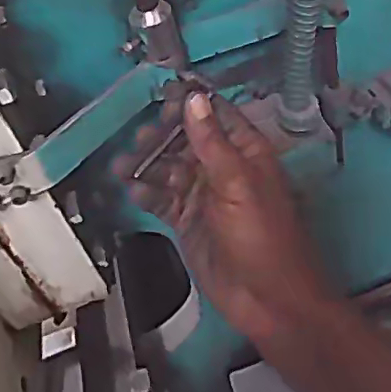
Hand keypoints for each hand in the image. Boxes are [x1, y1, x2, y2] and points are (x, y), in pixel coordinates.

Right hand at [114, 85, 340, 342]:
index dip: (190, 102)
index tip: (160, 92)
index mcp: (245, 151)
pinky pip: (162, 199)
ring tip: (124, 166)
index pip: (215, 115)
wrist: (267, 299)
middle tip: (139, 137)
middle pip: (186, 140)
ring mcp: (203, 194)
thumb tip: (194, 97)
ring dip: (147, 164)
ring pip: (169, 169)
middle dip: (162, 136)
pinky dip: (147, 193)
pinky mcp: (187, 221)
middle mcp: (222, 167)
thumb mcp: (237, 183)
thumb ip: (211, 141)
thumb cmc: (260, 234)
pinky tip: (132, 190)